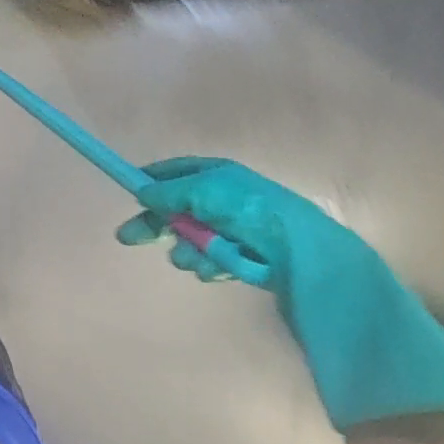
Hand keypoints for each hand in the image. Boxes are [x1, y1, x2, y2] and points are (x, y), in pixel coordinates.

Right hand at [115, 157, 443, 441]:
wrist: (316, 261)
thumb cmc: (257, 219)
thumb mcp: (206, 194)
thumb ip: (170, 192)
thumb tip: (142, 191)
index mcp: (223, 175)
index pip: (177, 171)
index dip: (152, 181)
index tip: (129, 195)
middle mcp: (230, 198)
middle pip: (180, 207)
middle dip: (159, 223)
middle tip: (127, 239)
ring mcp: (242, 229)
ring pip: (194, 237)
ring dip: (187, 248)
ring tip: (195, 262)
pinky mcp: (252, 258)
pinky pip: (215, 257)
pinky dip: (209, 263)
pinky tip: (216, 271)